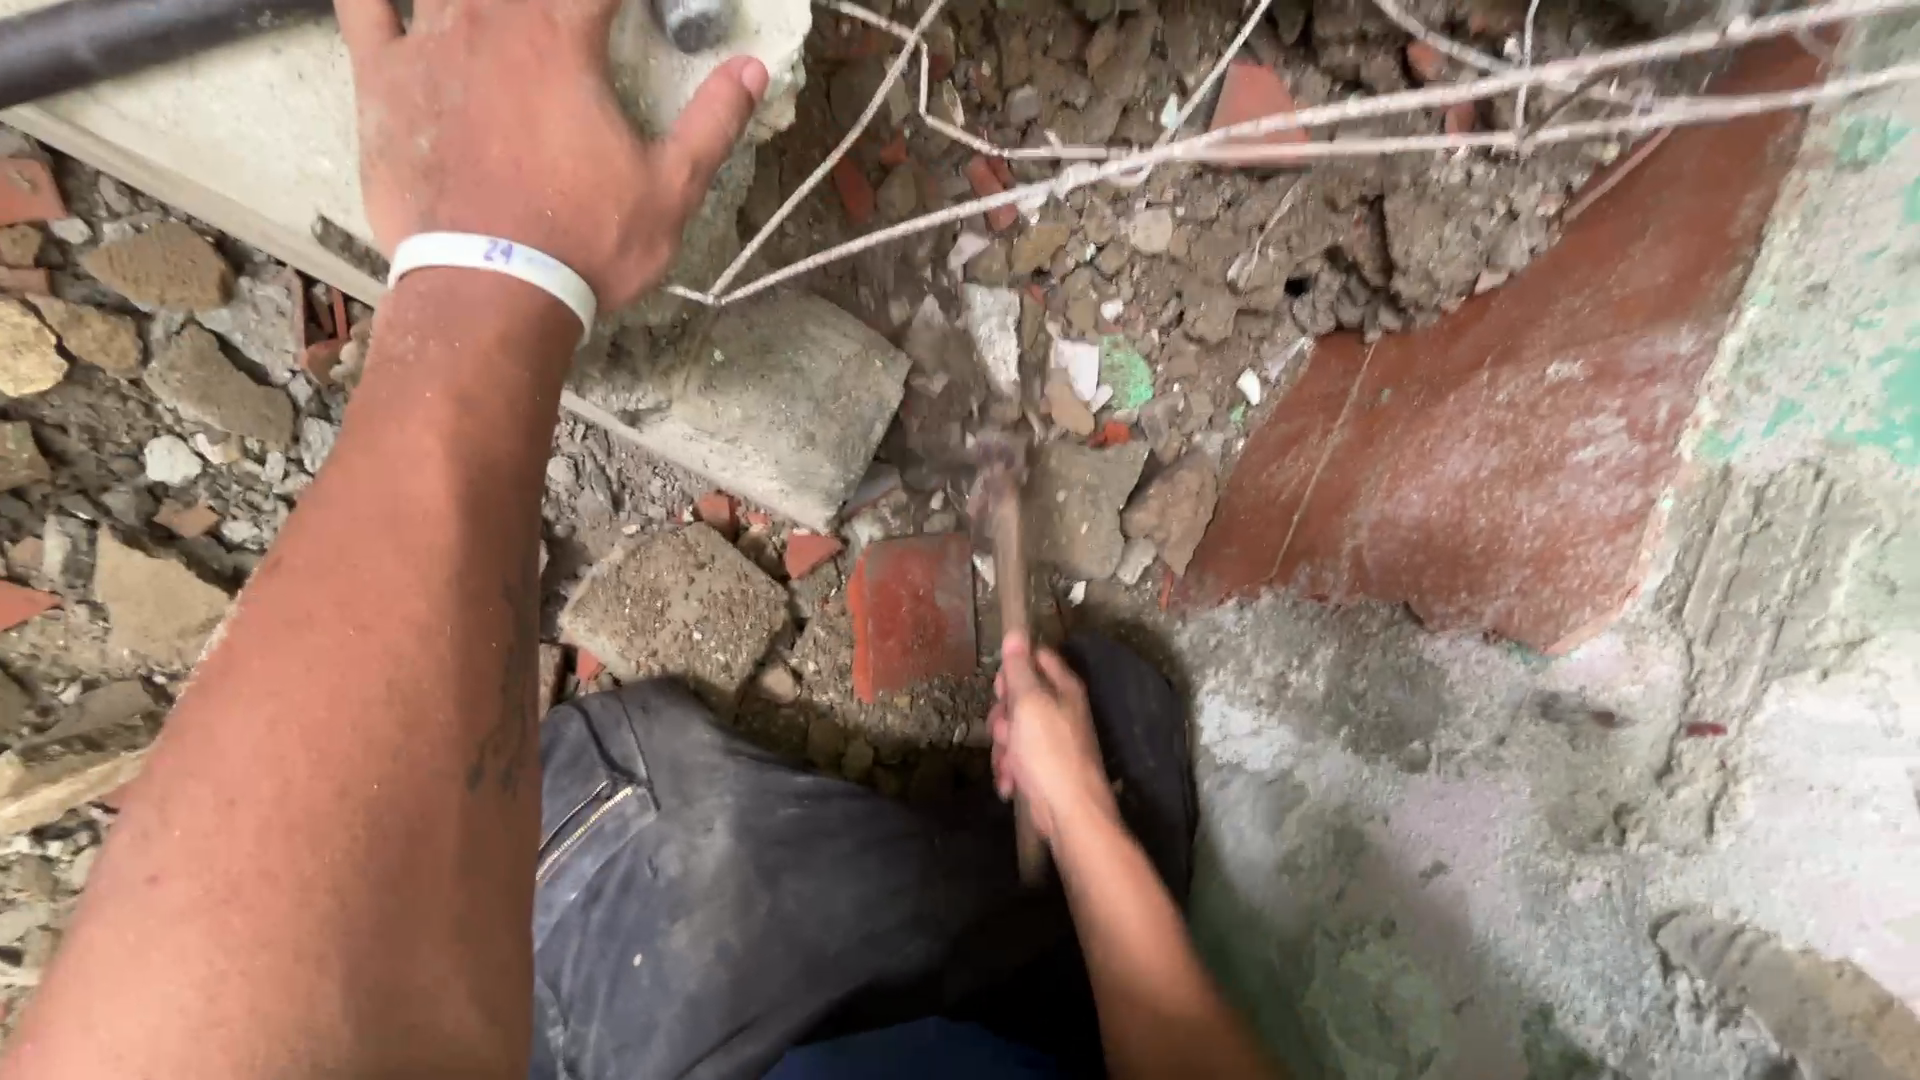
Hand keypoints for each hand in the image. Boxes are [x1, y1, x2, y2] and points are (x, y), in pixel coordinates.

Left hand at [334, 0, 768, 308]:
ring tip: (512, 17)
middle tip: (574, 21)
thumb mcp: (671, 192)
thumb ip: (712, 123)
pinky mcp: (382, 81)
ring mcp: (427, 45)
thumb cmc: (590, 243)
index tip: (642, 8)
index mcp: (561, 41)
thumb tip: (753, 68)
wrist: (494, 290)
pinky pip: (361, 2)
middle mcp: (489, 22)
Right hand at [990, 634, 1117, 840]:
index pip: (1036, 657)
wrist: (1069, 812)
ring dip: (1003, 748)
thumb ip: (1019, 669)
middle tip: (1005, 729)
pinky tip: (1011, 782)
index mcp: (1063, 688)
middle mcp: (1061, 709)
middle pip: (1019, 696)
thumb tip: (1016, 632)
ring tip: (1010, 763)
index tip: (1002, 687)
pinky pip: (1018, 756)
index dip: (1014, 668)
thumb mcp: (1028, 703)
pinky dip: (1010, 769)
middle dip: (1002, 715)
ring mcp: (1053, 739)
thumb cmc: (1049, 752)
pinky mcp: (1045, 765)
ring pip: (1014, 729)